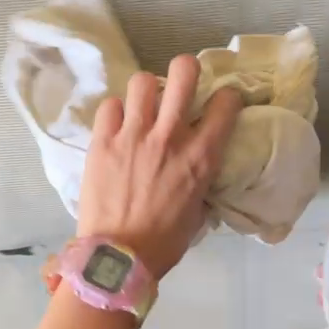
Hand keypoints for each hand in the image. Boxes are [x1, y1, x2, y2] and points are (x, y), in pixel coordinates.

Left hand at [77, 55, 243, 276]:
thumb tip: (199, 173)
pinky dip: (115, 113)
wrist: (119, 258)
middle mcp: (170, 136)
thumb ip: (201, 183)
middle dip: (185, 72)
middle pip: (183, 71)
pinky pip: (110, 106)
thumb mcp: (198, 213)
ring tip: (143, 109)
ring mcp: (133, 135)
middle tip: (179, 89)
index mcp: (201, 156)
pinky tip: (116, 128)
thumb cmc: (163, 244)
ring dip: (147, 92)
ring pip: (143, 81)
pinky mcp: (102, 142)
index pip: (226, 102)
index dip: (224, 98)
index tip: (218, 106)